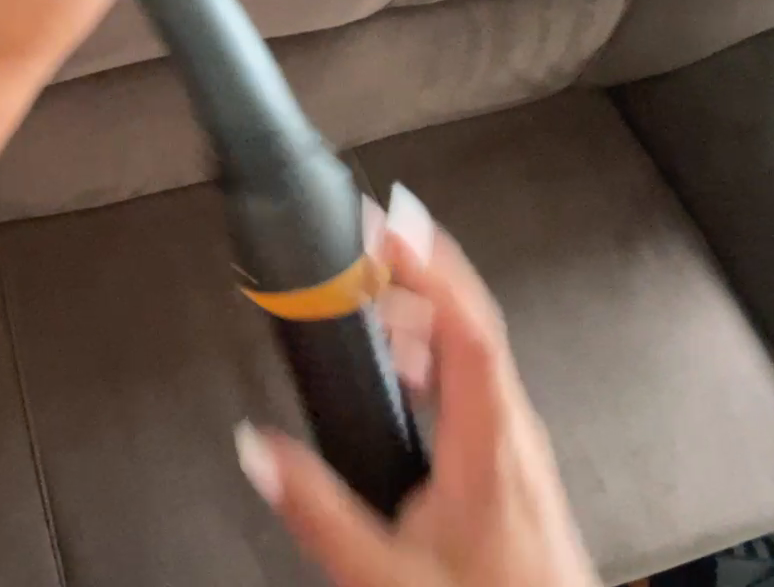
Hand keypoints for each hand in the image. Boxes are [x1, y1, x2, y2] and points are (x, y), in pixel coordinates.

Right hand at [234, 193, 599, 586]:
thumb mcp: (387, 574)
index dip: (428, 271)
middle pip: (473, 316)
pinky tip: (402, 343)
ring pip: (475, 337)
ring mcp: (516, 436)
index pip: (466, 332)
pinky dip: (434, 330)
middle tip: (376, 221)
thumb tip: (258, 446)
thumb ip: (315, 509)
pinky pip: (473, 363)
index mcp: (488, 447)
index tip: (387, 227)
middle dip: (424, 259)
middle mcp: (511, 430)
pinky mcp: (509, 447)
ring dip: (428, 291)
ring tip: (380, 267)